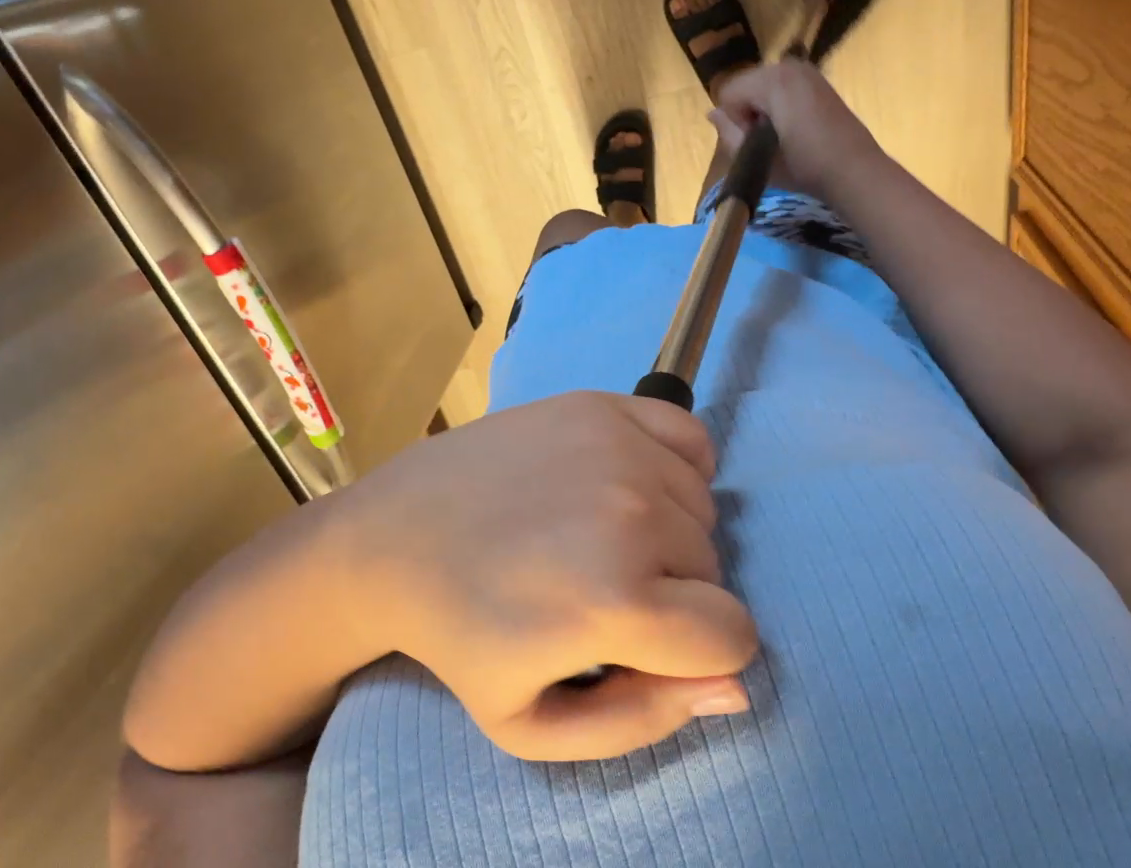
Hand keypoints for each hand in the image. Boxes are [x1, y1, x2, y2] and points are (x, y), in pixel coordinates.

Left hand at [333, 391, 759, 761]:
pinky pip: (691, 440)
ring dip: (669, 532)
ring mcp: (617, 447)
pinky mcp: (600, 405)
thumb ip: (643, 720)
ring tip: (597, 538)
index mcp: (616, 602)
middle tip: (602, 590)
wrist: (394, 537)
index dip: (698, 655)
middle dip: (676, 593)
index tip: (646, 646)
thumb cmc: (462, 637)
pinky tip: (624, 485)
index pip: (735, 636)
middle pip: (715, 569)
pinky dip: (675, 468)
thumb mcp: (532, 724)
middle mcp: (632, 513)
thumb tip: (735, 688)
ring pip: (703, 507)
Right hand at [707, 59, 886, 202]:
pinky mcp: (819, 81)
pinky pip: (784, 88)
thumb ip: (730, 133)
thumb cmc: (804, 167)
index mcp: (771, 80)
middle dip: (748, 112)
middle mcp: (788, 66)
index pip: (728, 93)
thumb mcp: (758, 157)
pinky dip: (781, 105)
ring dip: (765, 111)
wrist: (854, 171)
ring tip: (782, 138)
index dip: (735, 121)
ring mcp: (806, 71)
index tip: (754, 143)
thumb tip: (711, 113)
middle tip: (767, 143)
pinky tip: (796, 130)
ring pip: (764, 87)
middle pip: (746, 86)